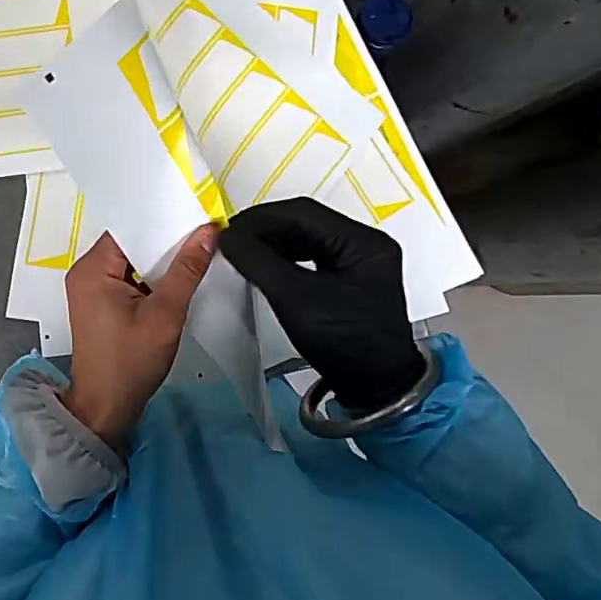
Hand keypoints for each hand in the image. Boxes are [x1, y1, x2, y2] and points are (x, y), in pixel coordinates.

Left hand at [59, 227, 216, 448]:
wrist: (106, 405)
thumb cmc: (130, 361)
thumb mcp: (165, 313)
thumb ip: (187, 269)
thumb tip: (208, 232)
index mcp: (91, 269)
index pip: (128, 229)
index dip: (161, 221)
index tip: (194, 214)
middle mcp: (84, 272)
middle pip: (128, 243)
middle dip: (163, 240)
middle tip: (202, 231)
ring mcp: (89, 289)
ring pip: (129, 260)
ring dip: (157, 261)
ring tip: (195, 250)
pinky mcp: (98, 303)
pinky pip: (125, 278)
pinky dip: (148, 277)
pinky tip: (176, 277)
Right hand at [220, 198, 422, 414]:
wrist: (374, 386)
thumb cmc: (341, 340)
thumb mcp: (296, 298)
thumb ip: (259, 262)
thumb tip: (226, 236)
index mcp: (362, 242)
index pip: (303, 213)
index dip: (260, 218)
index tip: (227, 230)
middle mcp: (363, 244)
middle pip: (304, 222)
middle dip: (264, 229)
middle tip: (230, 240)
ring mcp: (356, 261)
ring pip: (304, 238)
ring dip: (270, 241)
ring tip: (240, 251)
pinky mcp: (346, 278)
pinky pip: (307, 255)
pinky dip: (280, 256)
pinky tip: (261, 264)